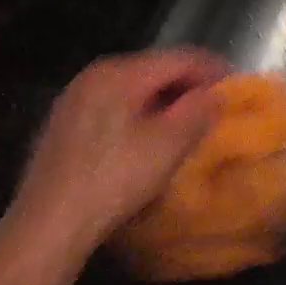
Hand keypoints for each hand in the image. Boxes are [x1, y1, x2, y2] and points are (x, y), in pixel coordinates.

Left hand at [4, 48, 231, 258]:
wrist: (48, 226)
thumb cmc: (115, 179)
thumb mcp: (170, 144)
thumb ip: (200, 110)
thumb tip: (216, 94)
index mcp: (120, 72)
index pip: (180, 58)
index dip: (214, 70)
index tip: (237, 88)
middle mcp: (94, 76)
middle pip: (155, 69)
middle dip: (189, 86)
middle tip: (214, 108)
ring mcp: (74, 100)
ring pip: (134, 88)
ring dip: (165, 101)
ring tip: (187, 124)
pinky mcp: (64, 125)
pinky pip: (114, 106)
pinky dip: (139, 114)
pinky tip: (148, 140)